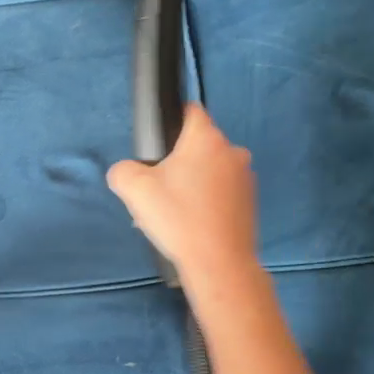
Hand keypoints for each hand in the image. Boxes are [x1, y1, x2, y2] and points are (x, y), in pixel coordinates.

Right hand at [106, 104, 258, 284]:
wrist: (218, 263)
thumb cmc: (178, 218)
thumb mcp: (134, 190)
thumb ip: (122, 171)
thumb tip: (126, 171)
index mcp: (206, 138)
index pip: (189, 111)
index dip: (171, 123)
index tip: (158, 148)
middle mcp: (232, 150)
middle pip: (198, 146)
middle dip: (179, 162)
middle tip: (159, 191)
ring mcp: (246, 177)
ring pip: (211, 171)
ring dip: (193, 184)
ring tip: (175, 214)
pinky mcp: (251, 202)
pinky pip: (222, 193)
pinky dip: (208, 202)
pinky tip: (193, 225)